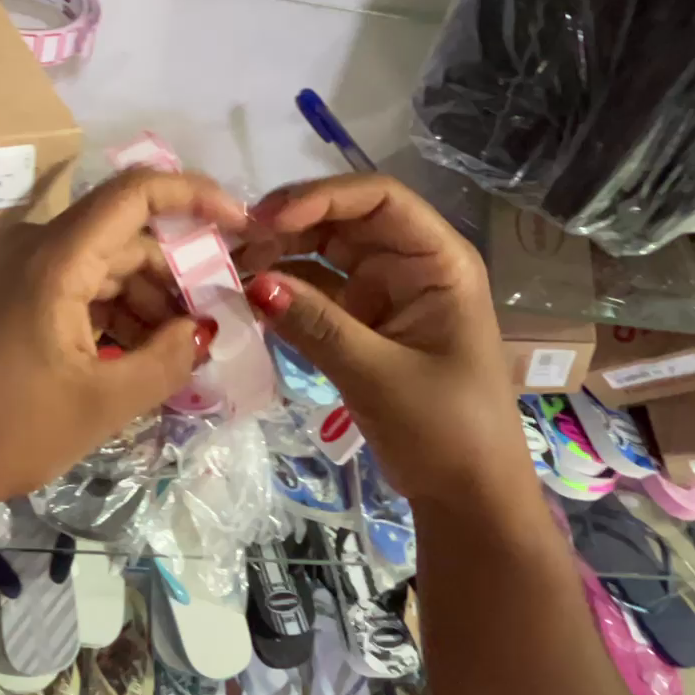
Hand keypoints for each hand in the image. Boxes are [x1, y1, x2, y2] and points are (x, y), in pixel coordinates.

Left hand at [0, 170, 247, 526]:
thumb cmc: (7, 432)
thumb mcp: (103, 403)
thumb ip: (168, 360)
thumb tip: (207, 329)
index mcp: (55, 257)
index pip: (136, 192)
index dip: (196, 197)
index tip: (241, 228)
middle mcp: (35, 246)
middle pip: (125, 235)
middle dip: (177, 273)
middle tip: (217, 319)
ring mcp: (18, 269)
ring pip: (104, 264)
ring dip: (147, 299)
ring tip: (180, 351)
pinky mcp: (11, 295)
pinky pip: (78, 286)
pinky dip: (114, 312)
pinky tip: (138, 354)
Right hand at [236, 174, 523, 503]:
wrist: (467, 497)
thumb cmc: (446, 430)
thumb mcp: (378, 374)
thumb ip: (316, 325)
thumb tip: (253, 285)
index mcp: (437, 261)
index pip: (380, 199)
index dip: (323, 197)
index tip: (267, 220)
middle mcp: (407, 264)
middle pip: (342, 220)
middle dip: (287, 224)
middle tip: (232, 243)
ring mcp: (381, 292)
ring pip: (321, 253)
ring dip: (276, 255)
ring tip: (228, 268)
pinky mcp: (359, 322)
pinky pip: (314, 292)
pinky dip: (281, 292)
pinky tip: (244, 298)